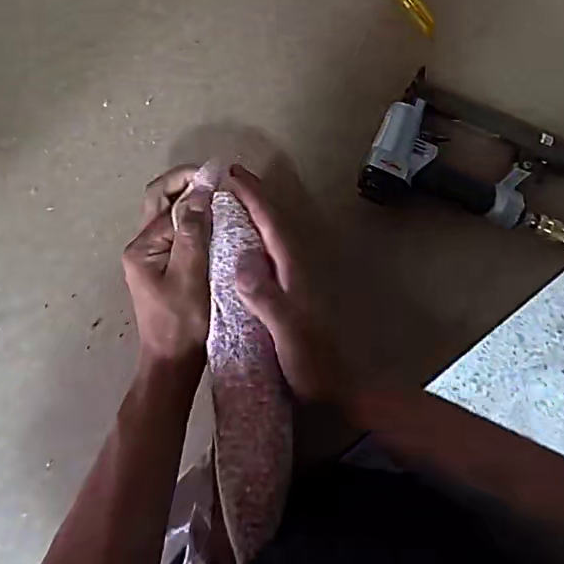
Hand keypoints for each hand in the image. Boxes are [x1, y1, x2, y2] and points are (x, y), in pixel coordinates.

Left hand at [122, 166, 212, 370]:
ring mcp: (153, 256)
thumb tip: (200, 191)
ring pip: (170, 214)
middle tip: (218, 178)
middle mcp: (142, 246)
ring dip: (193, 200)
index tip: (222, 176)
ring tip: (222, 195)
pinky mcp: (167, 265)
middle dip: (187, 183)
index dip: (194, 184)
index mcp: (142, 247)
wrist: (174, 362)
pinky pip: (179, 231)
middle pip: (161, 200)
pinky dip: (197, 219)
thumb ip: (193, 232)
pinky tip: (219, 221)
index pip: (167, 201)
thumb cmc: (182, 322)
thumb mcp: (190, 275)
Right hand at [223, 164, 346, 403]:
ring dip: (256, 213)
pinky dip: (255, 237)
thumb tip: (241, 261)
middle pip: (274, 222)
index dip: (254, 197)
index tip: (232, 174)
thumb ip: (266, 298)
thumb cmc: (311, 363)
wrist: (332, 388)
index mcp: (293, 270)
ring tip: (233, 199)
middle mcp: (295, 268)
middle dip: (255, 196)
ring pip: (273, 235)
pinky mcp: (288, 294)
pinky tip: (241, 244)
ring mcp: (293, 280)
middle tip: (230, 176)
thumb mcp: (287, 332)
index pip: (272, 224)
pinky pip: (268, 253)